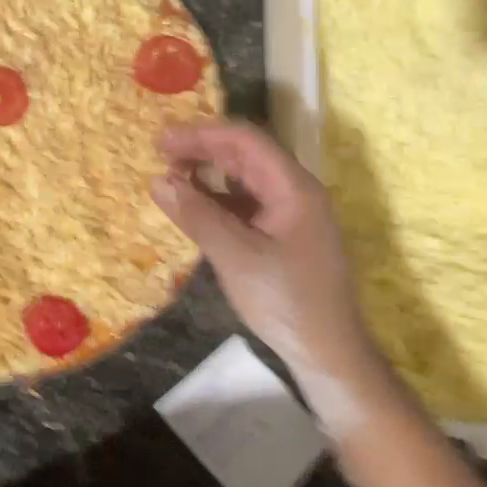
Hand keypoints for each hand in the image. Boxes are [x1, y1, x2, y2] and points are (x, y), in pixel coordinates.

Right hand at [151, 122, 369, 372]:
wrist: (327, 352)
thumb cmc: (286, 300)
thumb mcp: (235, 256)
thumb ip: (197, 215)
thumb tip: (158, 181)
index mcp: (294, 188)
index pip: (245, 141)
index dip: (201, 135)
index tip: (161, 142)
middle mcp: (295, 192)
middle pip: (246, 155)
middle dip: (202, 150)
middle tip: (159, 157)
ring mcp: (290, 214)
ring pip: (244, 179)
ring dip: (207, 174)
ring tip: (170, 180)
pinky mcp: (282, 236)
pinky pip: (245, 204)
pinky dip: (216, 200)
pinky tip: (193, 209)